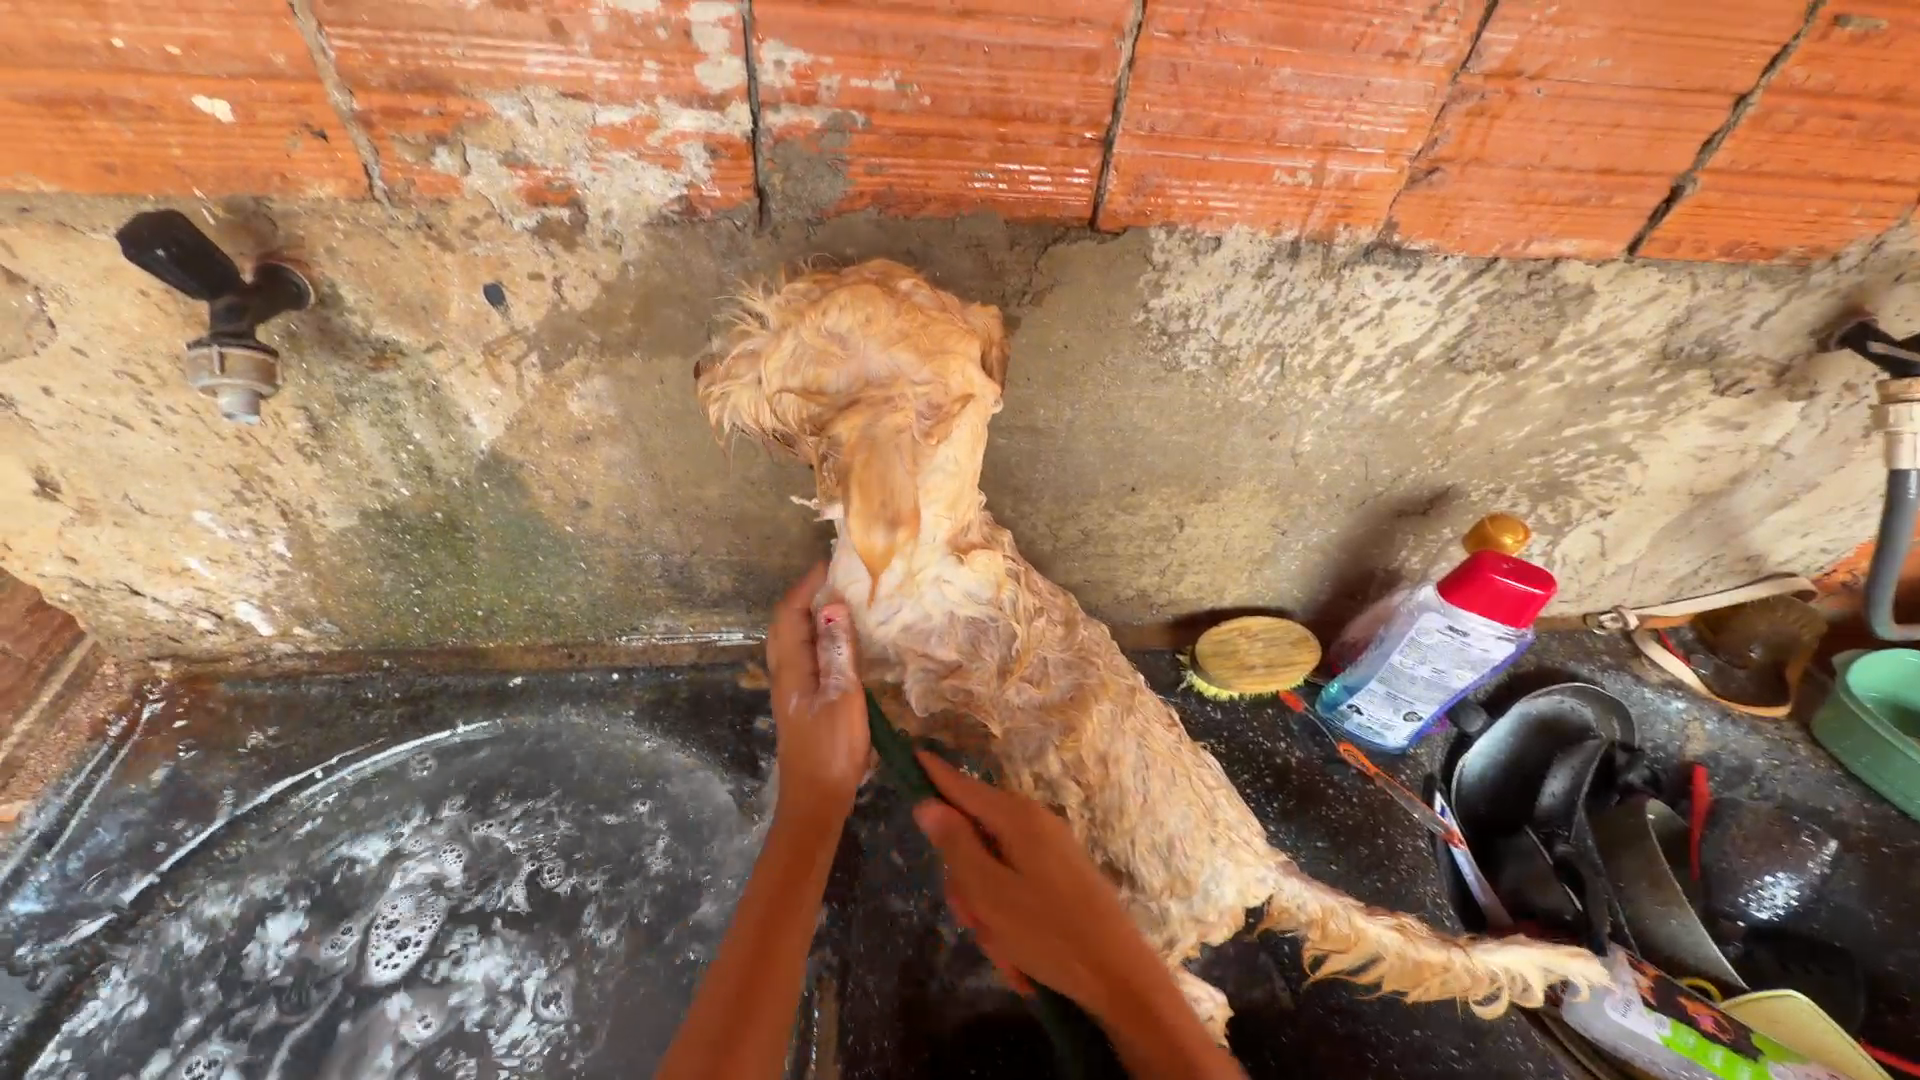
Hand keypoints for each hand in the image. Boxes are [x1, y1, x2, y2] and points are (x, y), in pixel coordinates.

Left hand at [766, 562, 869, 820]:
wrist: (816, 799)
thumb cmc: (832, 748)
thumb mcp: (843, 695)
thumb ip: (837, 650)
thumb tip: (831, 604)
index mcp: (792, 668)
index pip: (791, 613)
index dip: (807, 586)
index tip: (829, 563)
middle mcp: (785, 674)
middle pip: (785, 624)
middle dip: (804, 595)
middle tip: (832, 578)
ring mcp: (791, 690)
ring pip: (791, 641)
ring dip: (807, 616)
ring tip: (836, 602)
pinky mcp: (800, 703)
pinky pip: (802, 656)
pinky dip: (815, 637)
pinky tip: (836, 643)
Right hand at [910, 752, 1163, 1017]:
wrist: (1121, 977)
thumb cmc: (1050, 932)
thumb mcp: (990, 892)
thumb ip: (956, 845)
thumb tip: (928, 804)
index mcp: (1017, 819)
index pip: (964, 787)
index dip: (935, 776)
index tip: (912, 755)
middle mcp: (1035, 825)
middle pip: (975, 838)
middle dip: (966, 883)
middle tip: (973, 919)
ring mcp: (1051, 851)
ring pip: (993, 871)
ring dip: (989, 911)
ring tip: (1005, 950)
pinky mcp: (1061, 878)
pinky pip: (1017, 889)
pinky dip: (1010, 921)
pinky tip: (1020, 958)